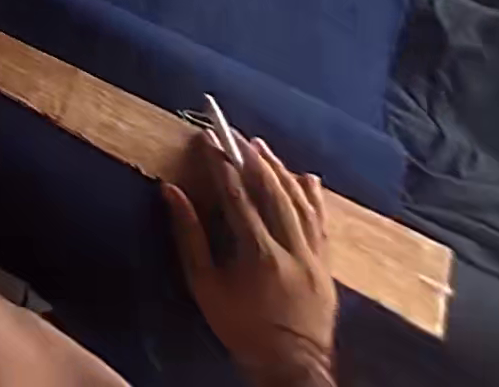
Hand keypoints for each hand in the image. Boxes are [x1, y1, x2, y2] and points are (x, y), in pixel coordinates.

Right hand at [163, 133, 337, 386]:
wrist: (290, 367)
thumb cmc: (238, 324)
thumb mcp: (202, 281)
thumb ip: (188, 233)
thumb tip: (170, 190)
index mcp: (258, 254)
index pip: (237, 196)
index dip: (221, 164)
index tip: (207, 139)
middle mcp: (292, 252)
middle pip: (273, 195)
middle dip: (252, 160)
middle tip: (235, 134)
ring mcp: (315, 260)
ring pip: (300, 206)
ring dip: (280, 172)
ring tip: (263, 147)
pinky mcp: (327, 269)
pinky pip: (322, 225)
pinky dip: (313, 199)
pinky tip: (306, 179)